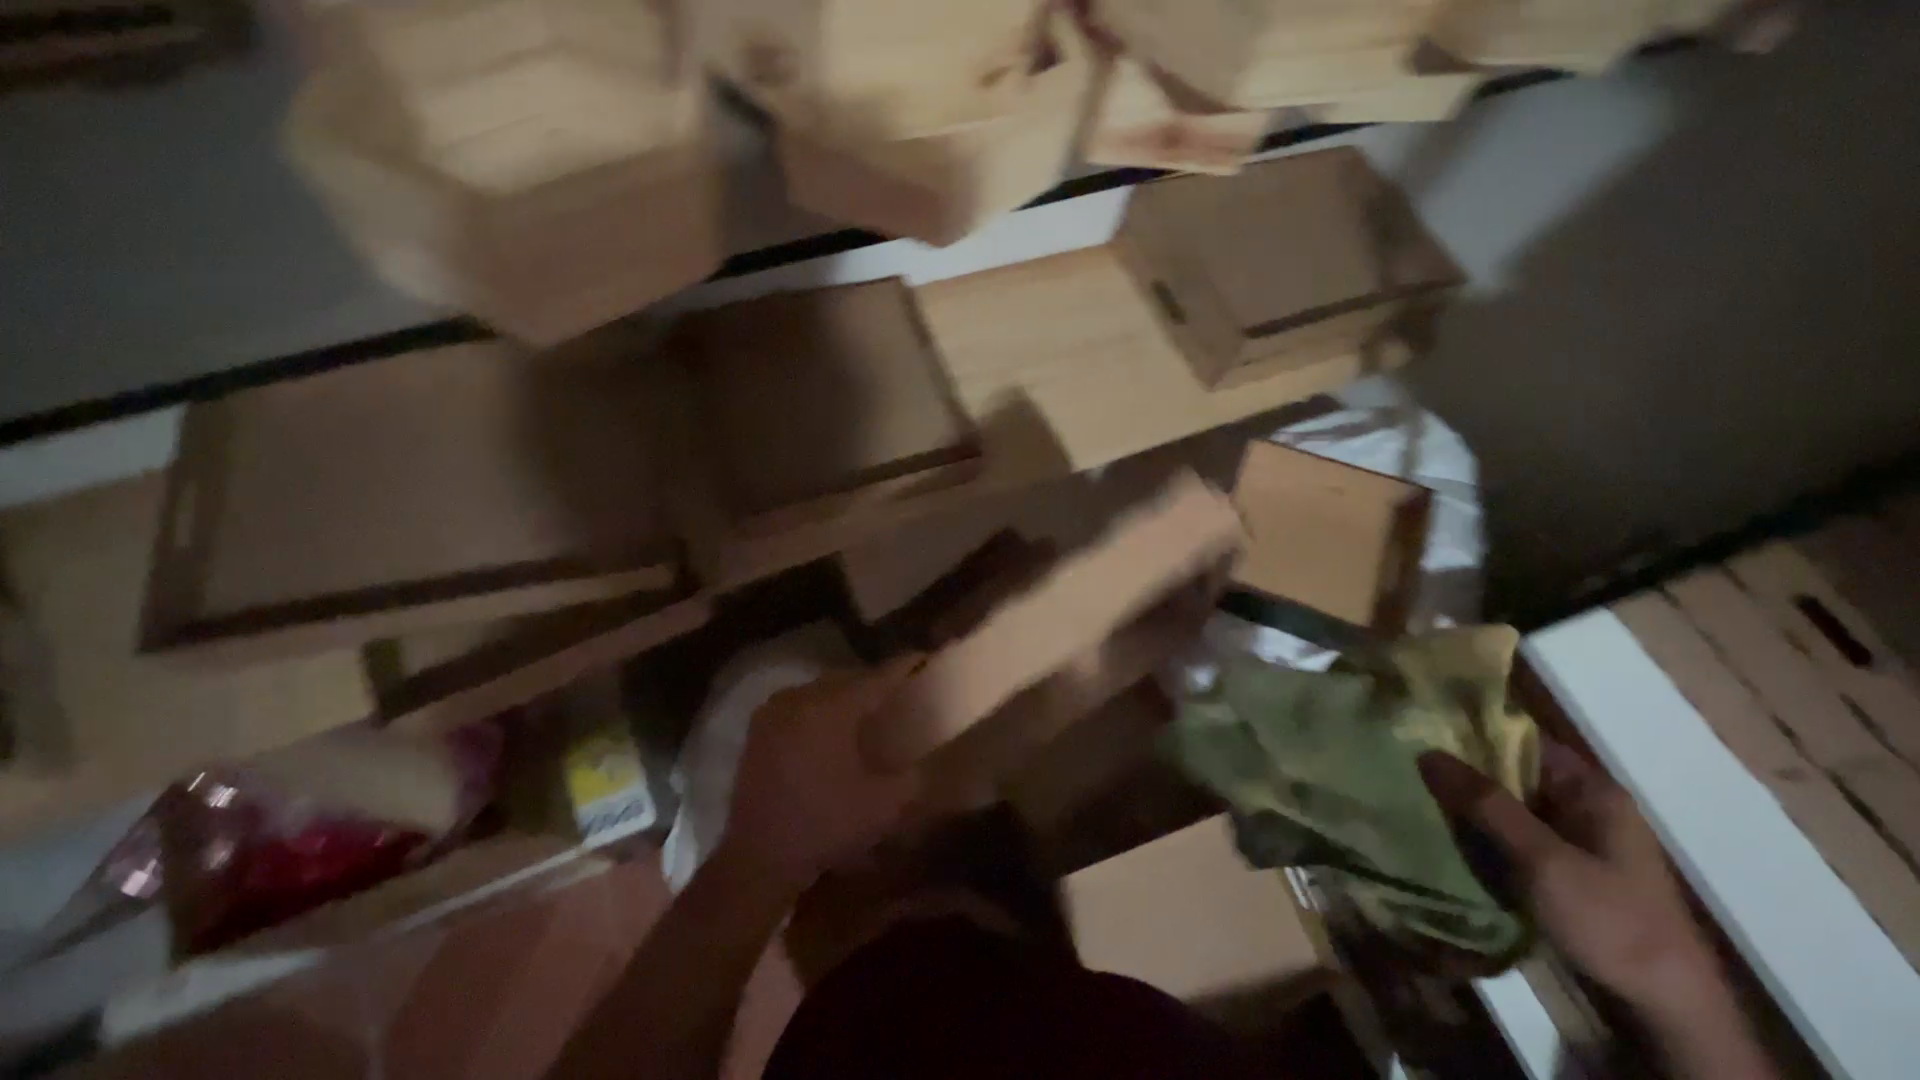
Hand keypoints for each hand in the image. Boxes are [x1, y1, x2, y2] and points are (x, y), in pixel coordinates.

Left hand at [720, 657, 924, 893]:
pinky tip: (833, 726)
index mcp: (831, 708)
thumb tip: (932, 758)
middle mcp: (799, 698)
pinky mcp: (758, 729)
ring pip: (821, 689)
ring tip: (869, 708)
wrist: (759, 858)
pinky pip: (799, 704)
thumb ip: (916, 776)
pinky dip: (820, 707)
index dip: (905, 667)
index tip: (926, 658)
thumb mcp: (885, 806)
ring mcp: (773, 712)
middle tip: (901, 689)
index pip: (878, 677)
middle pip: (847, 678)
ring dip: (846, 694)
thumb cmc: (825, 826)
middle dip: (875, 681)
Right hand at [1420, 742, 1720, 1010]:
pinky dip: (1486, 838)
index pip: (1524, 741)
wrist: (1665, 1002)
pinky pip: (1517, 840)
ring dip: (1471, 808)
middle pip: (1515, 774)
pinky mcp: (1567, 871)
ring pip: (1512, 809)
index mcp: (1591, 790)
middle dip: (1465, 773)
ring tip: (1415, 800)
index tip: (1420, 732)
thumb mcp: (1542, 859)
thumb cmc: (1608, 918)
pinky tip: (1448, 841)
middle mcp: (1586, 806)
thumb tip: (1428, 754)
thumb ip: (1486, 805)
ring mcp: (1578, 841)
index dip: (1474, 733)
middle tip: (1407, 769)